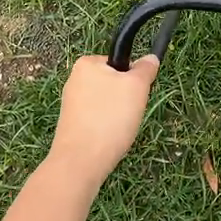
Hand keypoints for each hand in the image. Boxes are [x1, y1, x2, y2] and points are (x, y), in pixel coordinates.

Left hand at [47, 54, 159, 182]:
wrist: (80, 162)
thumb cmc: (109, 118)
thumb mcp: (137, 87)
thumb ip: (145, 69)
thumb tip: (150, 58)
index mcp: (87, 63)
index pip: (120, 64)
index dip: (133, 80)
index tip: (136, 96)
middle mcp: (74, 80)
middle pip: (113, 84)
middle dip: (125, 100)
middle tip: (128, 115)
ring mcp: (70, 104)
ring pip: (106, 104)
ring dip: (116, 116)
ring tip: (117, 130)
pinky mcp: (70, 125)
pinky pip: (96, 120)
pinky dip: (105, 128)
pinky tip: (107, 139)